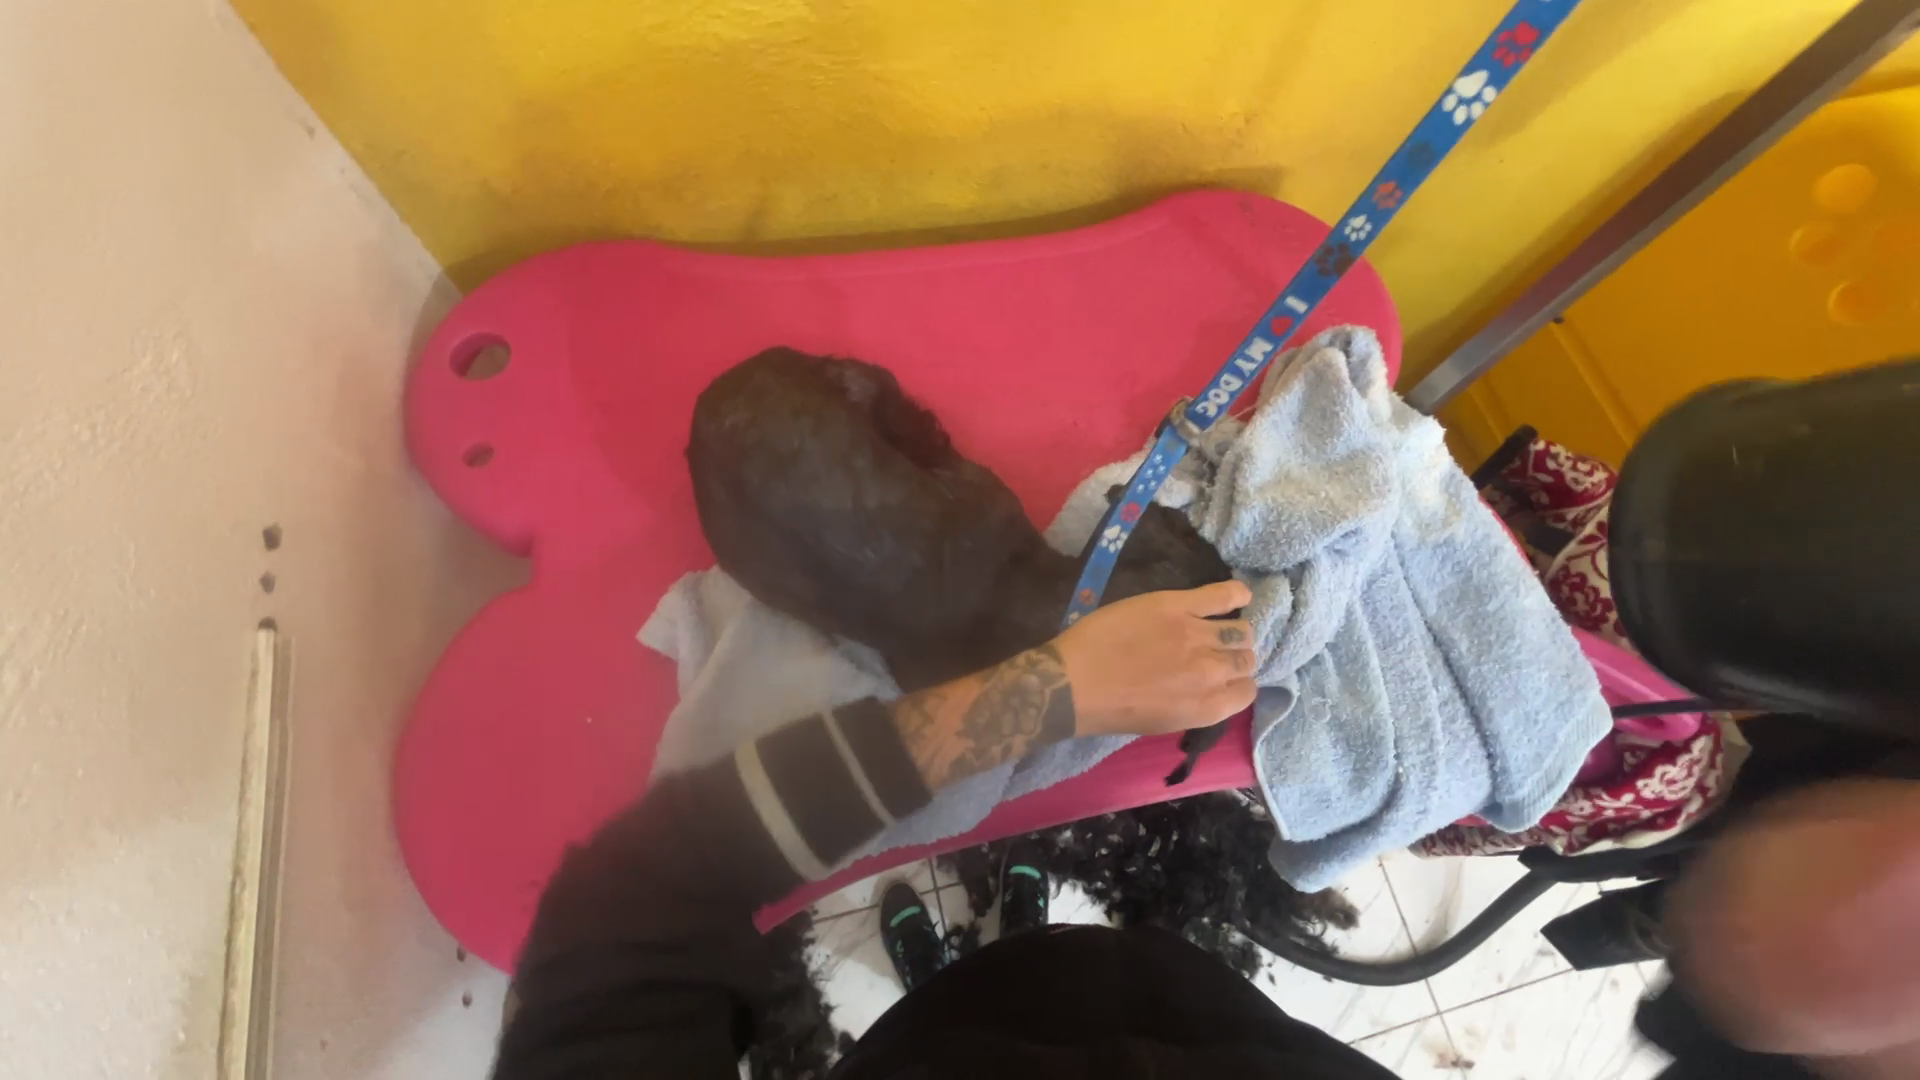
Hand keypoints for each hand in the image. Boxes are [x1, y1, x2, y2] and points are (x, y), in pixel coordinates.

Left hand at [1055, 580, 1257, 737]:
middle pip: (1245, 659)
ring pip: (1239, 630)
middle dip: (1236, 657)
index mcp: (1208, 707)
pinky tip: (1240, 594)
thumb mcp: (1163, 721)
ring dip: (1234, 631)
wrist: (1075, 683)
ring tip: (1220, 628)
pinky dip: (1235, 593)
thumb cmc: (1111, 710)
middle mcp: (1212, 672)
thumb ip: (1195, 703)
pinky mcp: (1176, 606)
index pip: (1247, 691)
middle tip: (1217, 652)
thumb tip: (1212, 688)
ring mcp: (1196, 634)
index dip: (1237, 682)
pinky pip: (1220, 595)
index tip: (1225, 677)